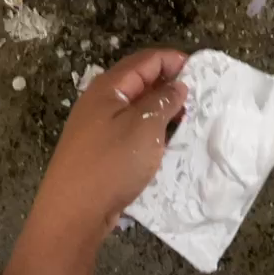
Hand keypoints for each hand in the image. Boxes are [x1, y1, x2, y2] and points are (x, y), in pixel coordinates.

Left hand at [32, 48, 189, 244]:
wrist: (72, 214)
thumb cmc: (110, 164)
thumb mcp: (145, 127)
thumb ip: (163, 100)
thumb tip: (177, 85)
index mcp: (109, 87)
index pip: (146, 60)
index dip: (174, 60)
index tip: (201, 71)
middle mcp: (101, 101)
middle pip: (139, 80)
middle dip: (168, 83)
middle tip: (197, 96)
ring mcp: (97, 126)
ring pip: (136, 106)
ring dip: (160, 108)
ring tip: (185, 119)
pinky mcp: (99, 149)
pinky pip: (130, 128)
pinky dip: (150, 128)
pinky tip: (164, 142)